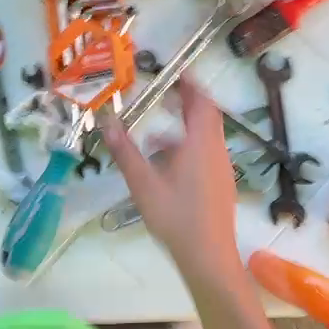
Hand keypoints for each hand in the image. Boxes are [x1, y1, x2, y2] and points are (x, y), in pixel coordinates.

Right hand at [99, 80, 243, 282]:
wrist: (208, 257)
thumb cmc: (175, 216)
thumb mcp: (142, 183)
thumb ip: (125, 150)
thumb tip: (107, 121)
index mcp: (200, 144)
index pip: (201, 102)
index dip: (190, 84)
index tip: (177, 71)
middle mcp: (216, 151)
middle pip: (207, 117)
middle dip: (188, 103)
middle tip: (167, 92)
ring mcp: (221, 170)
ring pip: (206, 137)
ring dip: (185, 128)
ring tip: (156, 133)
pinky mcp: (220, 186)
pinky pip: (206, 154)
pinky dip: (188, 147)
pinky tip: (166, 165)